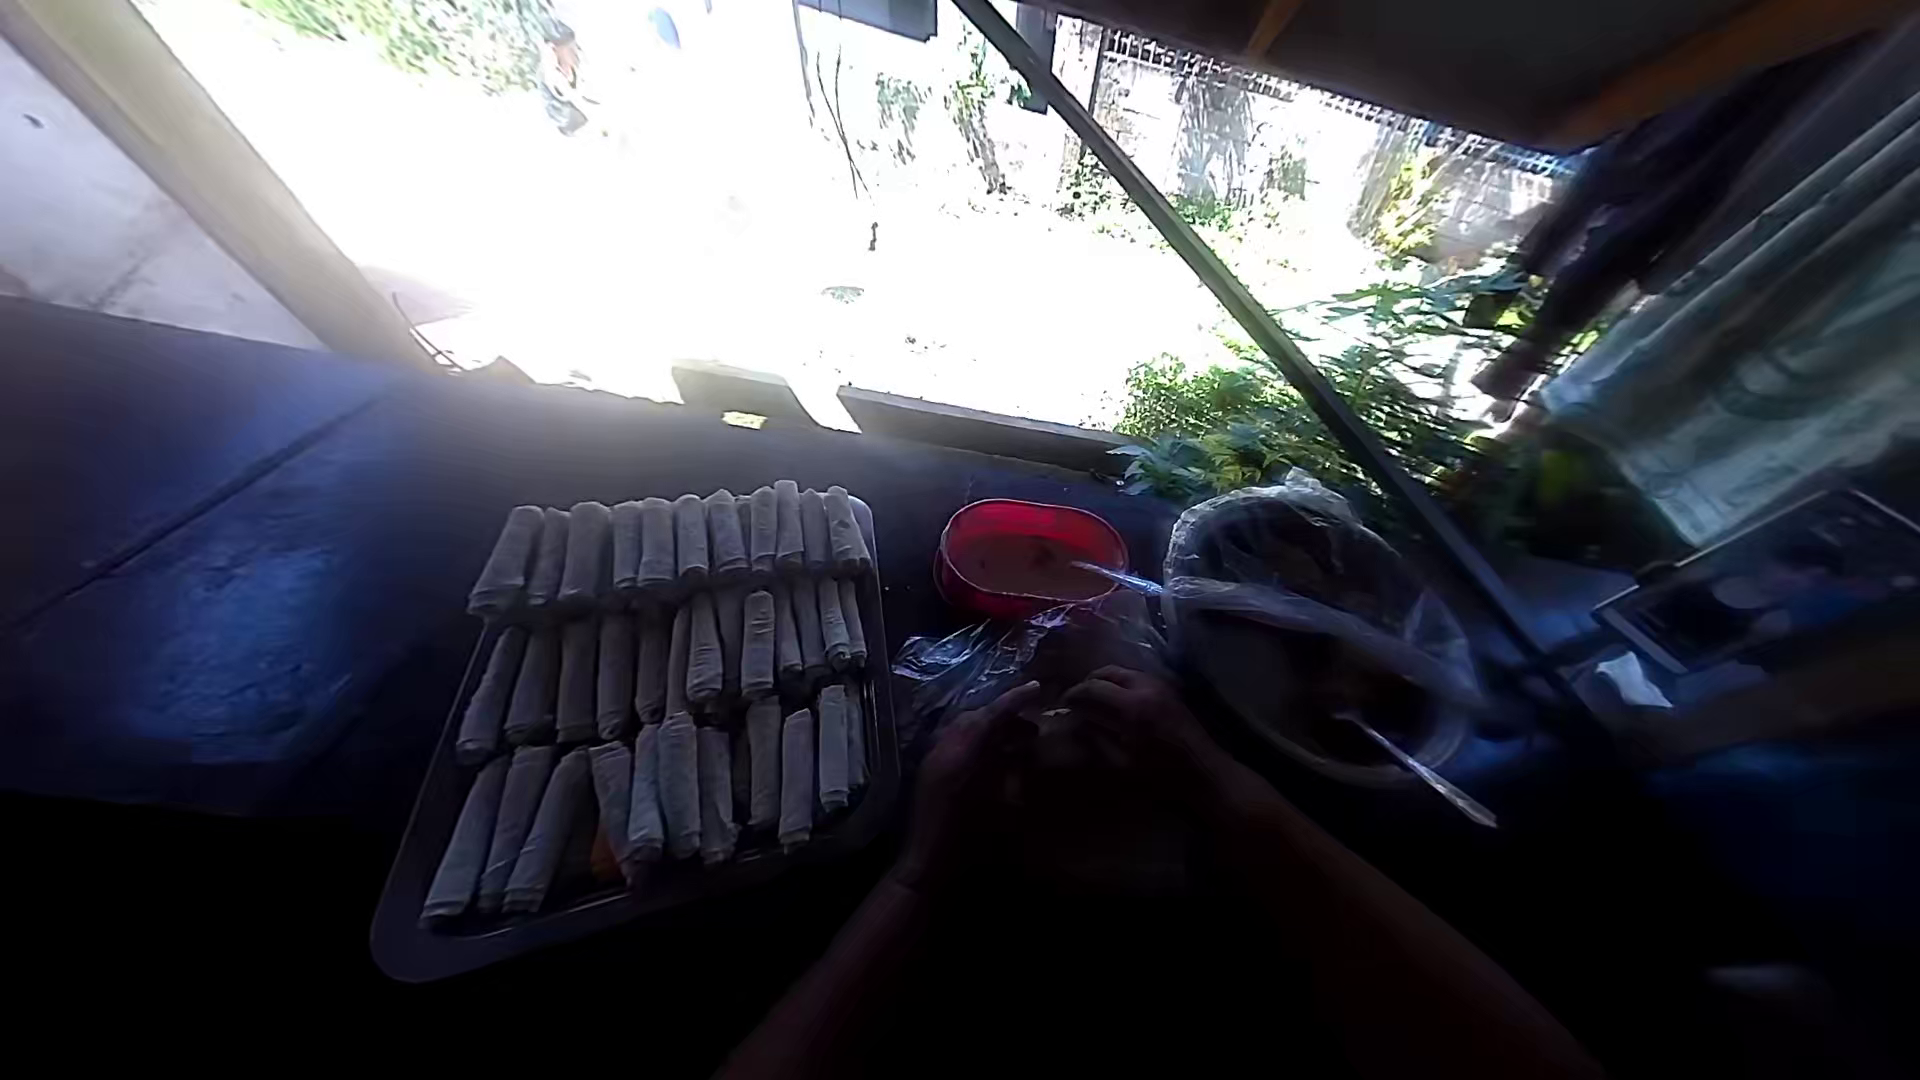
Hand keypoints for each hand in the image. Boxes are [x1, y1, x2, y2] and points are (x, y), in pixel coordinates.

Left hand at [893, 680, 1042, 892]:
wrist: (927, 867)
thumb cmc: (969, 845)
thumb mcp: (1000, 807)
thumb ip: (1010, 770)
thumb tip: (1023, 745)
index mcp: (962, 754)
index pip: (991, 715)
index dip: (1015, 699)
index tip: (1037, 687)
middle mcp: (945, 747)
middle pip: (978, 716)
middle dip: (1005, 715)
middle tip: (1032, 727)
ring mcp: (935, 757)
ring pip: (966, 727)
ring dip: (992, 727)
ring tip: (1018, 740)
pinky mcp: (931, 768)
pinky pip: (956, 740)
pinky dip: (978, 740)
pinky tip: (995, 755)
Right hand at [1061, 666, 1227, 803]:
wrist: (1207, 776)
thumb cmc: (1163, 778)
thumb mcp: (1122, 764)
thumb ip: (1096, 739)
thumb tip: (1077, 722)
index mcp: (1132, 707)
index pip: (1092, 688)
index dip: (1074, 694)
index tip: (1064, 704)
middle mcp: (1146, 688)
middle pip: (1107, 671)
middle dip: (1088, 682)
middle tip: (1077, 698)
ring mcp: (1160, 686)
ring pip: (1123, 671)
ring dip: (1105, 680)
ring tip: (1095, 699)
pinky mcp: (1170, 690)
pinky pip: (1137, 677)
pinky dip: (1121, 682)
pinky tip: (1117, 700)